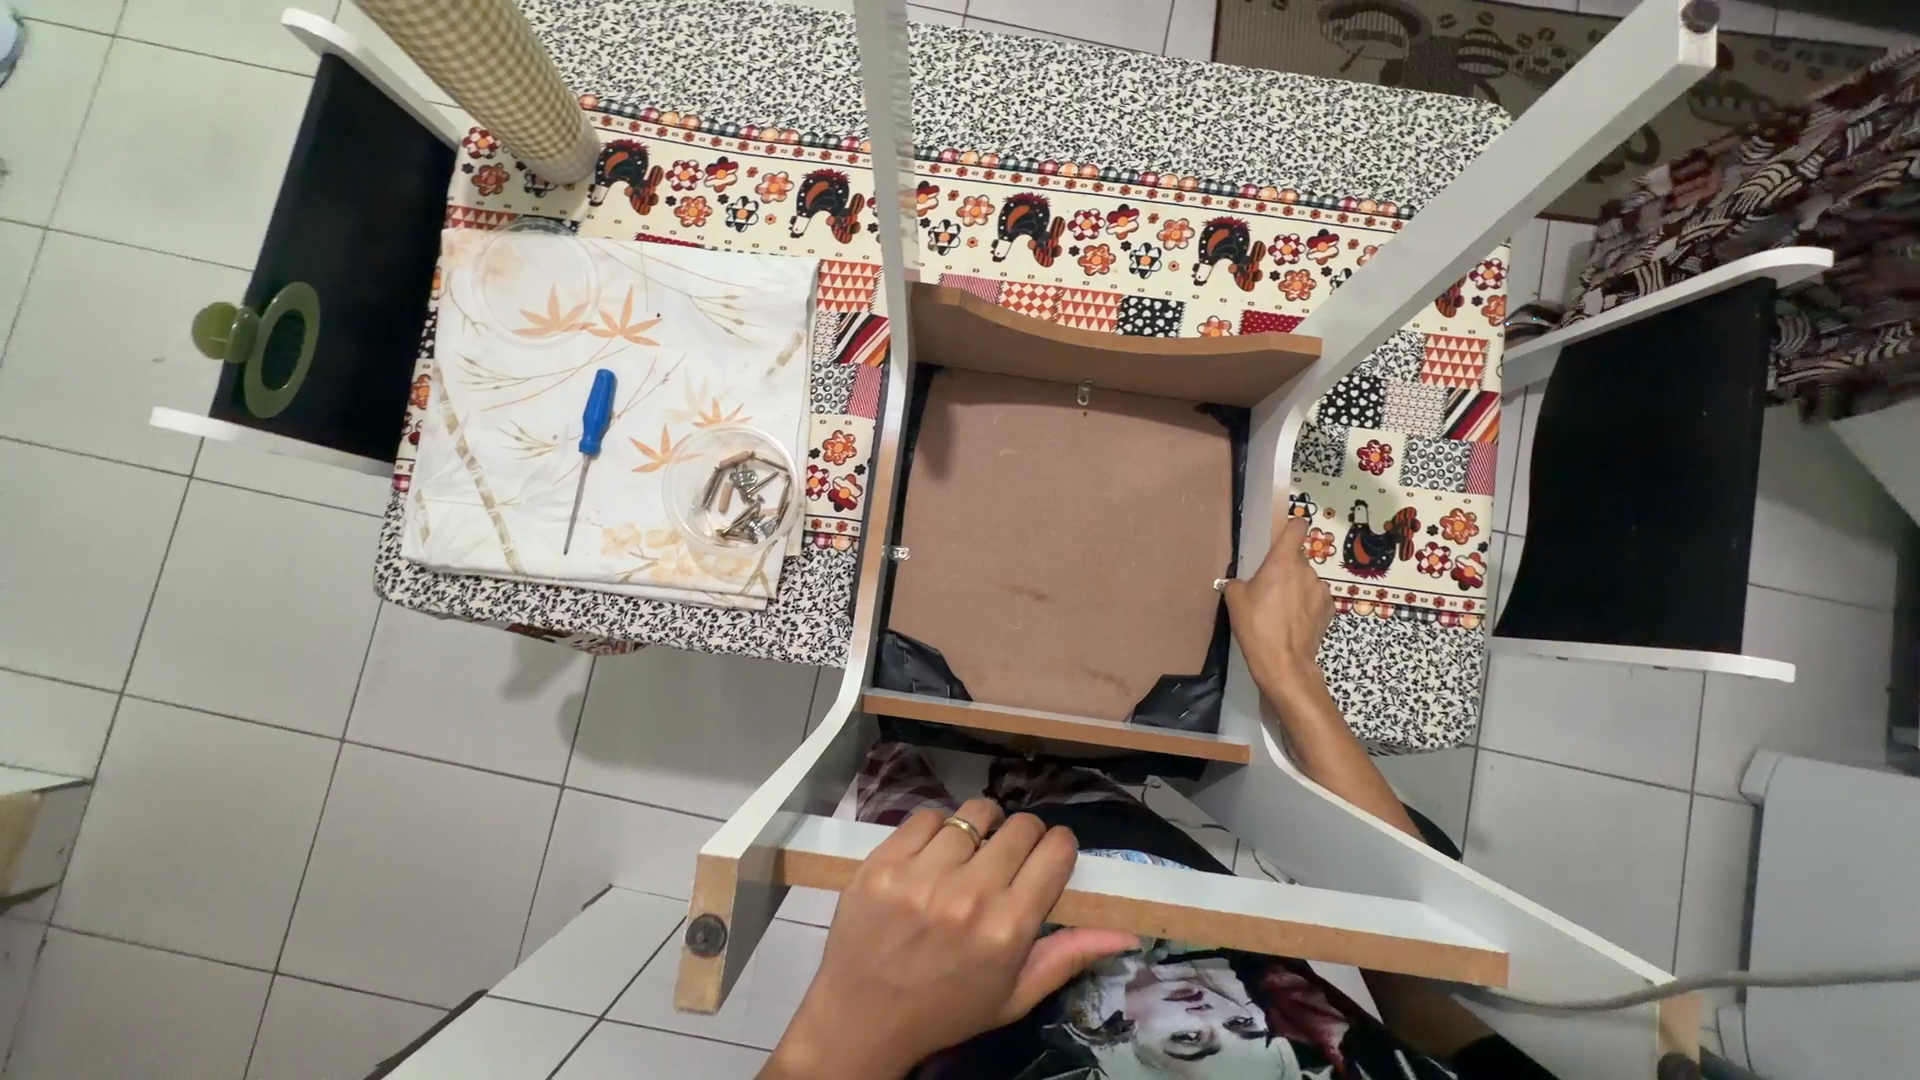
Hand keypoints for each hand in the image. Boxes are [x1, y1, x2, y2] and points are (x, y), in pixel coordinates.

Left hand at [763, 799, 1137, 1079]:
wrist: (861, 1018)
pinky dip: (938, 829)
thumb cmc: (946, 1010)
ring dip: (981, 827)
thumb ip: (1068, 956)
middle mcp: (968, 895)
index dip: (1058, 846)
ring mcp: (921, 874)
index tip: (1049, 855)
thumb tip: (1125, 931)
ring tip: (969, 851)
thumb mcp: (1014, 996)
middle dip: (1024, 836)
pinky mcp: (884, 861)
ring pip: (975, 812)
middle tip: (1008, 858)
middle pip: (1020, 825)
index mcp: (1007, 930)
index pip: (1055, 851)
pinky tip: (933, 856)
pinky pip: (928, 816)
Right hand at [1222, 516, 1335, 697]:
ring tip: (1281, 611)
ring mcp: (1321, 590)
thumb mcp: (1234, 600)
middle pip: (1296, 559)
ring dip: (1296, 588)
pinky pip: (1315, 599)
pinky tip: (1294, 622)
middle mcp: (1307, 570)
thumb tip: (1242, 582)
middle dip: (1284, 570)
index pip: (1296, 527)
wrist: (1284, 662)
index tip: (1283, 536)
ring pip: (1306, 580)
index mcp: (1282, 561)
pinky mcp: (1330, 609)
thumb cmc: (1256, 626)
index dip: (1291, 527)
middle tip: (1268, 591)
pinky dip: (1306, 605)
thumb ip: (1237, 582)